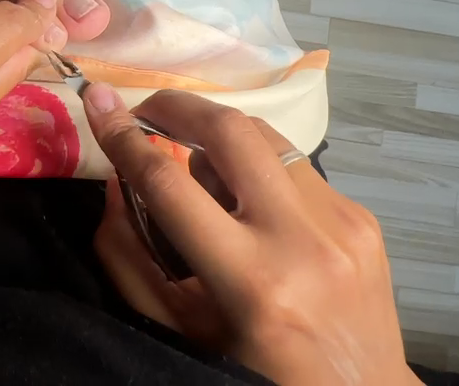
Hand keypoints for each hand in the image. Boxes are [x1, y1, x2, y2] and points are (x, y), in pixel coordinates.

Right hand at [84, 87, 420, 385]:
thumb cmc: (252, 372)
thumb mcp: (173, 327)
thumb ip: (127, 251)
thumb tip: (115, 176)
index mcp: (253, 283)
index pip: (168, 182)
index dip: (122, 135)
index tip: (95, 100)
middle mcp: (304, 243)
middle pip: (229, 131)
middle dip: (175, 105)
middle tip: (144, 113)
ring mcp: (343, 225)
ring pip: (261, 135)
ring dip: (215, 136)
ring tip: (197, 170)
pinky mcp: (363, 217)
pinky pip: (290, 163)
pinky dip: (253, 168)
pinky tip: (248, 203)